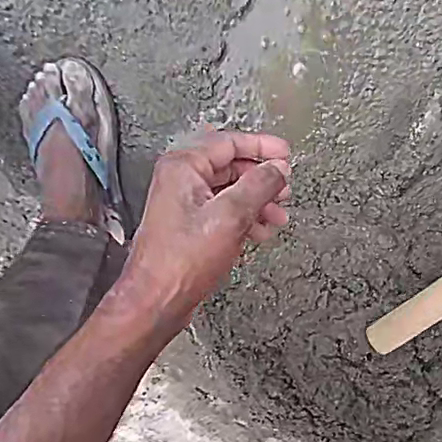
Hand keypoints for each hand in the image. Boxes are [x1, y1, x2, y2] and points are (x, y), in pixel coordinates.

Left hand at [110, 129, 291, 332]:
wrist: (157, 299)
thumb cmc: (180, 262)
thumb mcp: (231, 216)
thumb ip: (259, 186)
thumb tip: (277, 169)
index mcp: (183, 167)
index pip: (229, 142)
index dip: (262, 146)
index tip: (284, 154)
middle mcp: (180, 181)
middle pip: (231, 166)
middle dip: (262, 178)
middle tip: (284, 187)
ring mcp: (184, 204)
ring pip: (230, 191)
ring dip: (257, 201)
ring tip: (277, 214)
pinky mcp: (189, 227)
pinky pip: (223, 212)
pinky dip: (245, 218)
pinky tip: (259, 231)